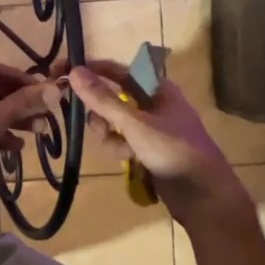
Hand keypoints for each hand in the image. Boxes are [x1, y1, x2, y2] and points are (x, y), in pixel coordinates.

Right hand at [65, 62, 249, 222]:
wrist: (203, 196)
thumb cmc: (173, 151)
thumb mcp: (135, 124)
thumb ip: (103, 99)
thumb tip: (74, 71)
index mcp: (158, 87)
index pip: (116, 69)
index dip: (90, 69)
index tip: (61, 72)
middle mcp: (154, 102)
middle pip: (112, 96)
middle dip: (99, 111)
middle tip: (96, 124)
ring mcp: (151, 126)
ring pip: (113, 120)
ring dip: (108, 132)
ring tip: (119, 148)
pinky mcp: (147, 147)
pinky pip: (121, 139)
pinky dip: (118, 146)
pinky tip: (126, 158)